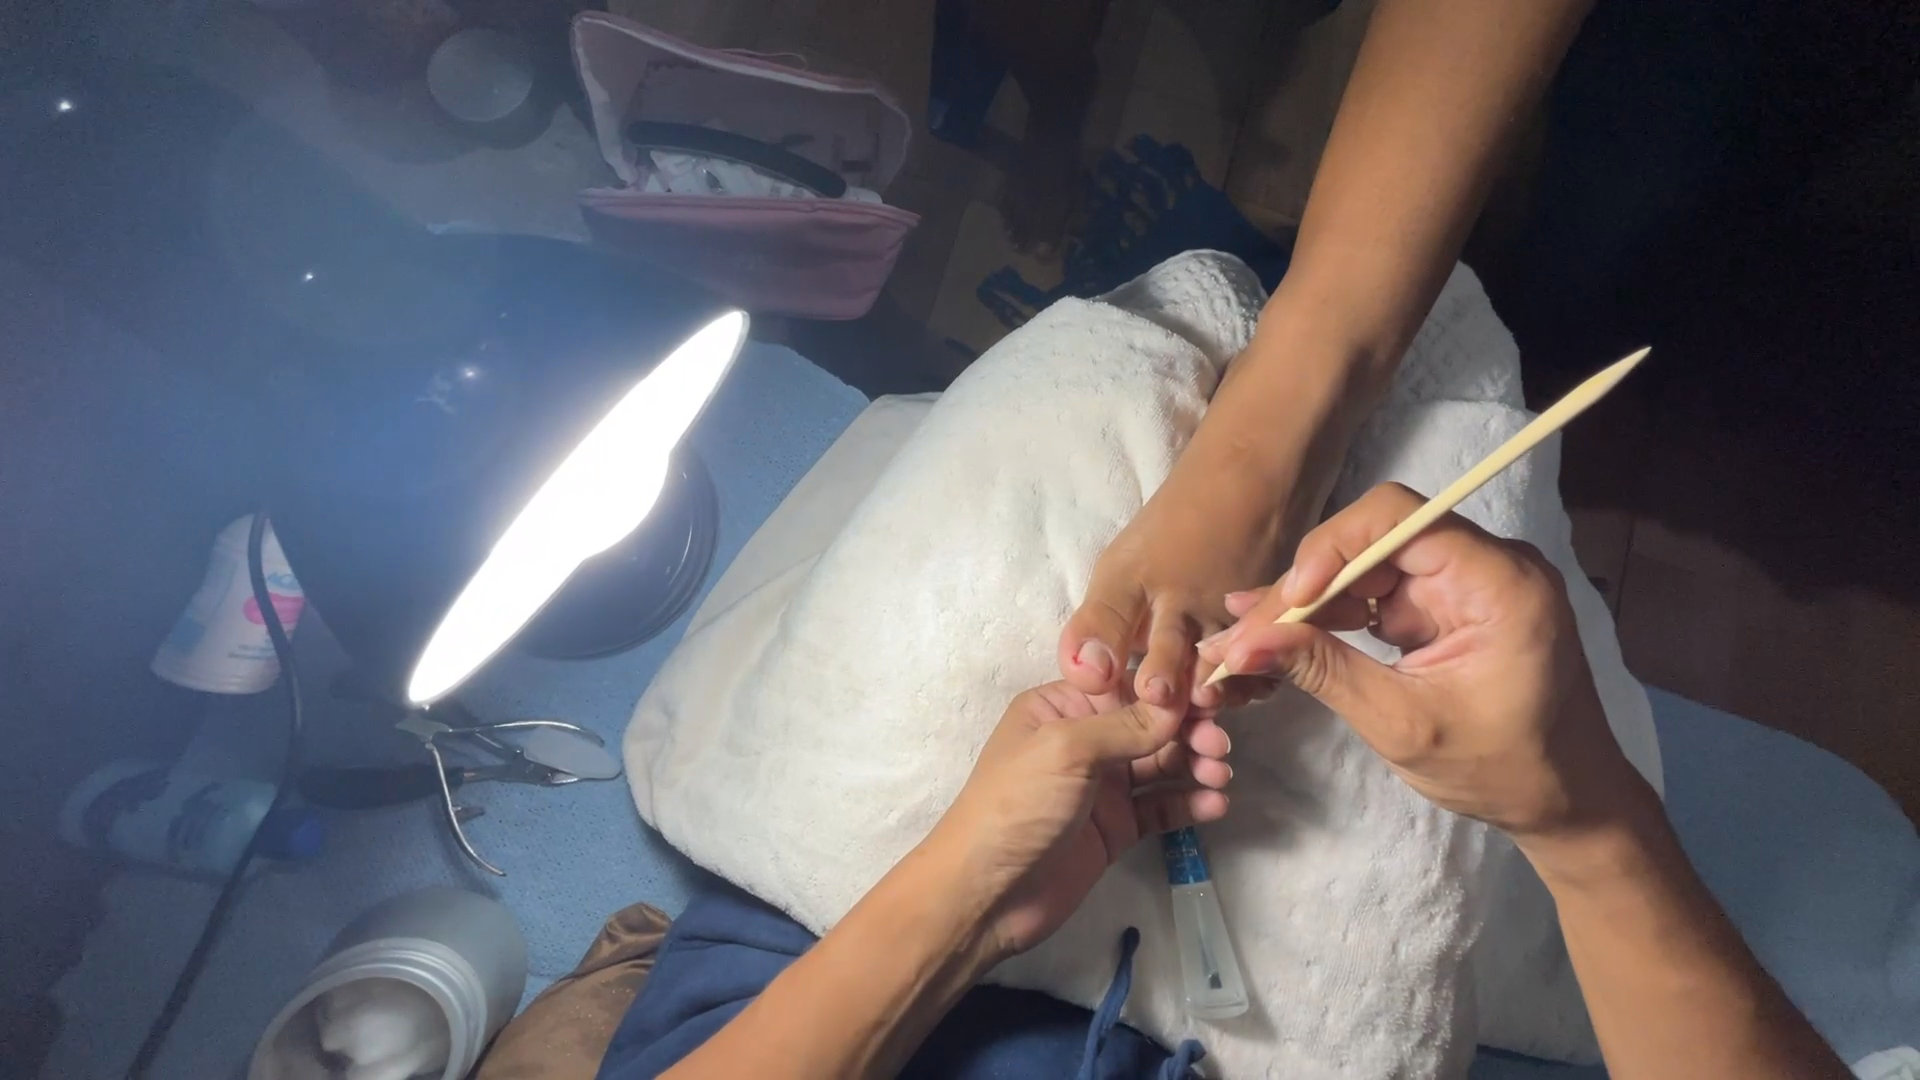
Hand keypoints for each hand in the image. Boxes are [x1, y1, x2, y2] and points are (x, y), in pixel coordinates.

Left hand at [928, 682, 1230, 959]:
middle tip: (1220, 745)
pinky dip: (1188, 803)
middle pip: (1149, 724)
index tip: (1211, 697)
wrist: (988, 894)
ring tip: (1220, 775)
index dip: (1169, 690)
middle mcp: (1084, 739)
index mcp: (1062, 706)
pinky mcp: (1116, 826)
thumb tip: (1178, 702)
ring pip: (1161, 764)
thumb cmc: (1017, 803)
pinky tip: (1214, 805)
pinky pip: (1160, 806)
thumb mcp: (1066, 750)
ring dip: (1194, 765)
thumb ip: (1125, 725)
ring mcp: (1101, 784)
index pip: (1126, 685)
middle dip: (1188, 730)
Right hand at [1059, 451, 1295, 718]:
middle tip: (1194, 706)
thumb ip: (1101, 623)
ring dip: (1217, 695)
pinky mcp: (1251, 633)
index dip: (1123, 702)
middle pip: (1163, 688)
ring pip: (1206, 683)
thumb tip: (1082, 677)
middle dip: (1177, 704)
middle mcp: (1158, 635)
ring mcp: (1206, 635)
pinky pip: (1253, 670)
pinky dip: (1258, 678)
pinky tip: (1264, 679)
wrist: (1255, 478)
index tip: (1147, 710)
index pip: (1108, 682)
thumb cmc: (1185, 523)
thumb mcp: (1127, 573)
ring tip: (1228, 694)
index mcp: (1119, 624)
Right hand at [1196, 482, 1640, 839]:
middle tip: (1245, 631)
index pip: (1397, 518)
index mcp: (1497, 583)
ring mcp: (1456, 583)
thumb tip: (1243, 644)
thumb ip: (1324, 671)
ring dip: (1300, 604)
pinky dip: (1322, 616)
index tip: (1292, 599)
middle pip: (1367, 542)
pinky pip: (1366, 593)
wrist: (1564, 805)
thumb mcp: (1403, 725)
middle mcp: (1479, 565)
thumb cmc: (1501, 771)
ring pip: (1357, 568)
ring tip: (1244, 637)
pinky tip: (1274, 632)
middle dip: (1302, 586)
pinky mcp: (1436, 604)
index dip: (1333, 546)